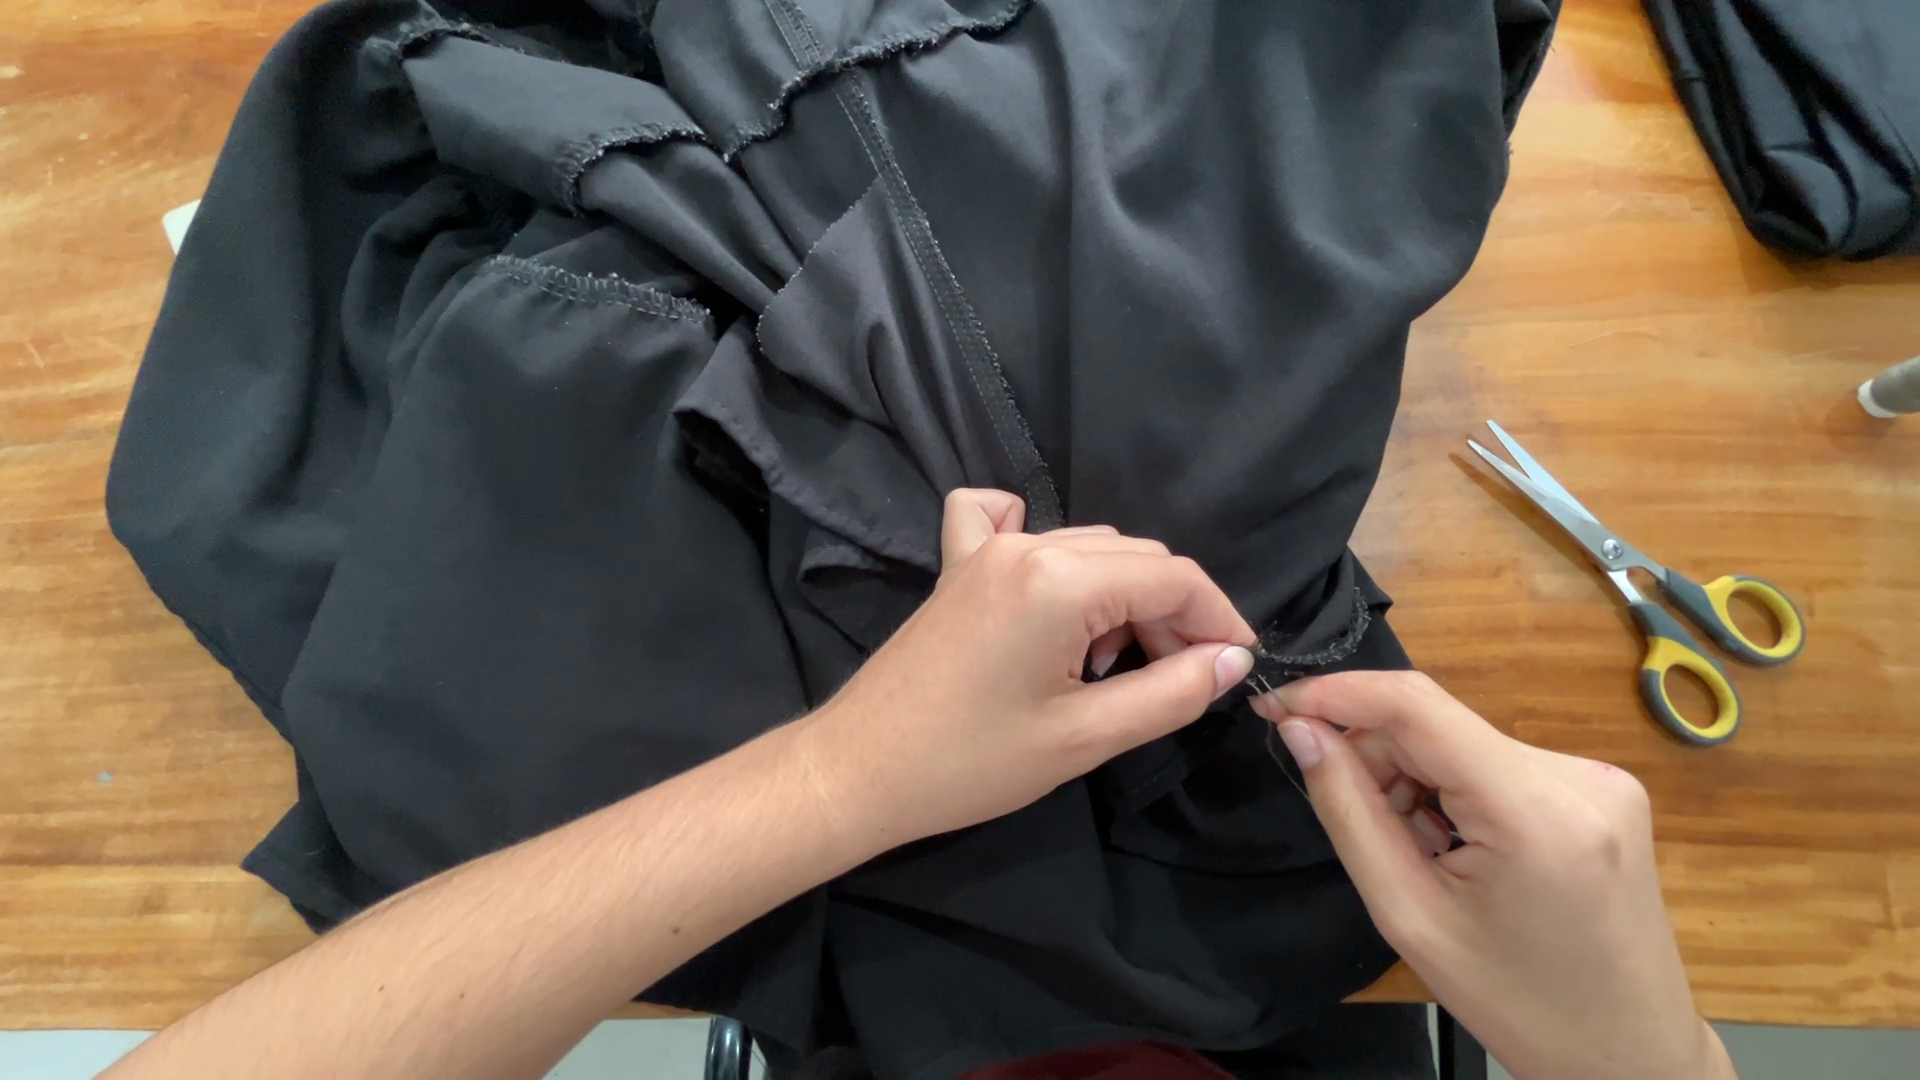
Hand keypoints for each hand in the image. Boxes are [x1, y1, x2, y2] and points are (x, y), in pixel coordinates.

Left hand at [793, 488, 1256, 849]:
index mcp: (1060, 580)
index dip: (1219, 619)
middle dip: (1175, 612)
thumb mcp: (1085, 737)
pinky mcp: (958, 566)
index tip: (1236, 666)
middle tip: (1181, 677)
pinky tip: (1053, 588)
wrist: (861, 768)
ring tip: (1121, 662)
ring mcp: (984, 549)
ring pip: (1090, 549)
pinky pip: (1008, 525)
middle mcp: (1026, 546)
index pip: (1174, 577)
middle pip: (1136, 558)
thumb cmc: (971, 762)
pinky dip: (1049, 549)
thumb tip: (1230, 661)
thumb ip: (1170, 692)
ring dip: (1124, 596)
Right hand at [1253, 672, 1736, 1079]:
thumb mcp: (1405, 911)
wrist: (1630, 1058)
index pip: (1414, 704)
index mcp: (1534, 810)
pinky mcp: (1595, 785)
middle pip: (1429, 723)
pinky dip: (1444, 782)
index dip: (1333, 691)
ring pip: (1451, 736)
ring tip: (1414, 846)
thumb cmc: (1512, 1002)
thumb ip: (1345, 807)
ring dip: (1406, 774)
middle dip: (1371, 755)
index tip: (1274, 705)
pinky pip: (1483, 754)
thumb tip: (1299, 727)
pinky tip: (1449, 839)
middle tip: (1355, 818)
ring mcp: (1594, 776)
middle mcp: (1575, 774)